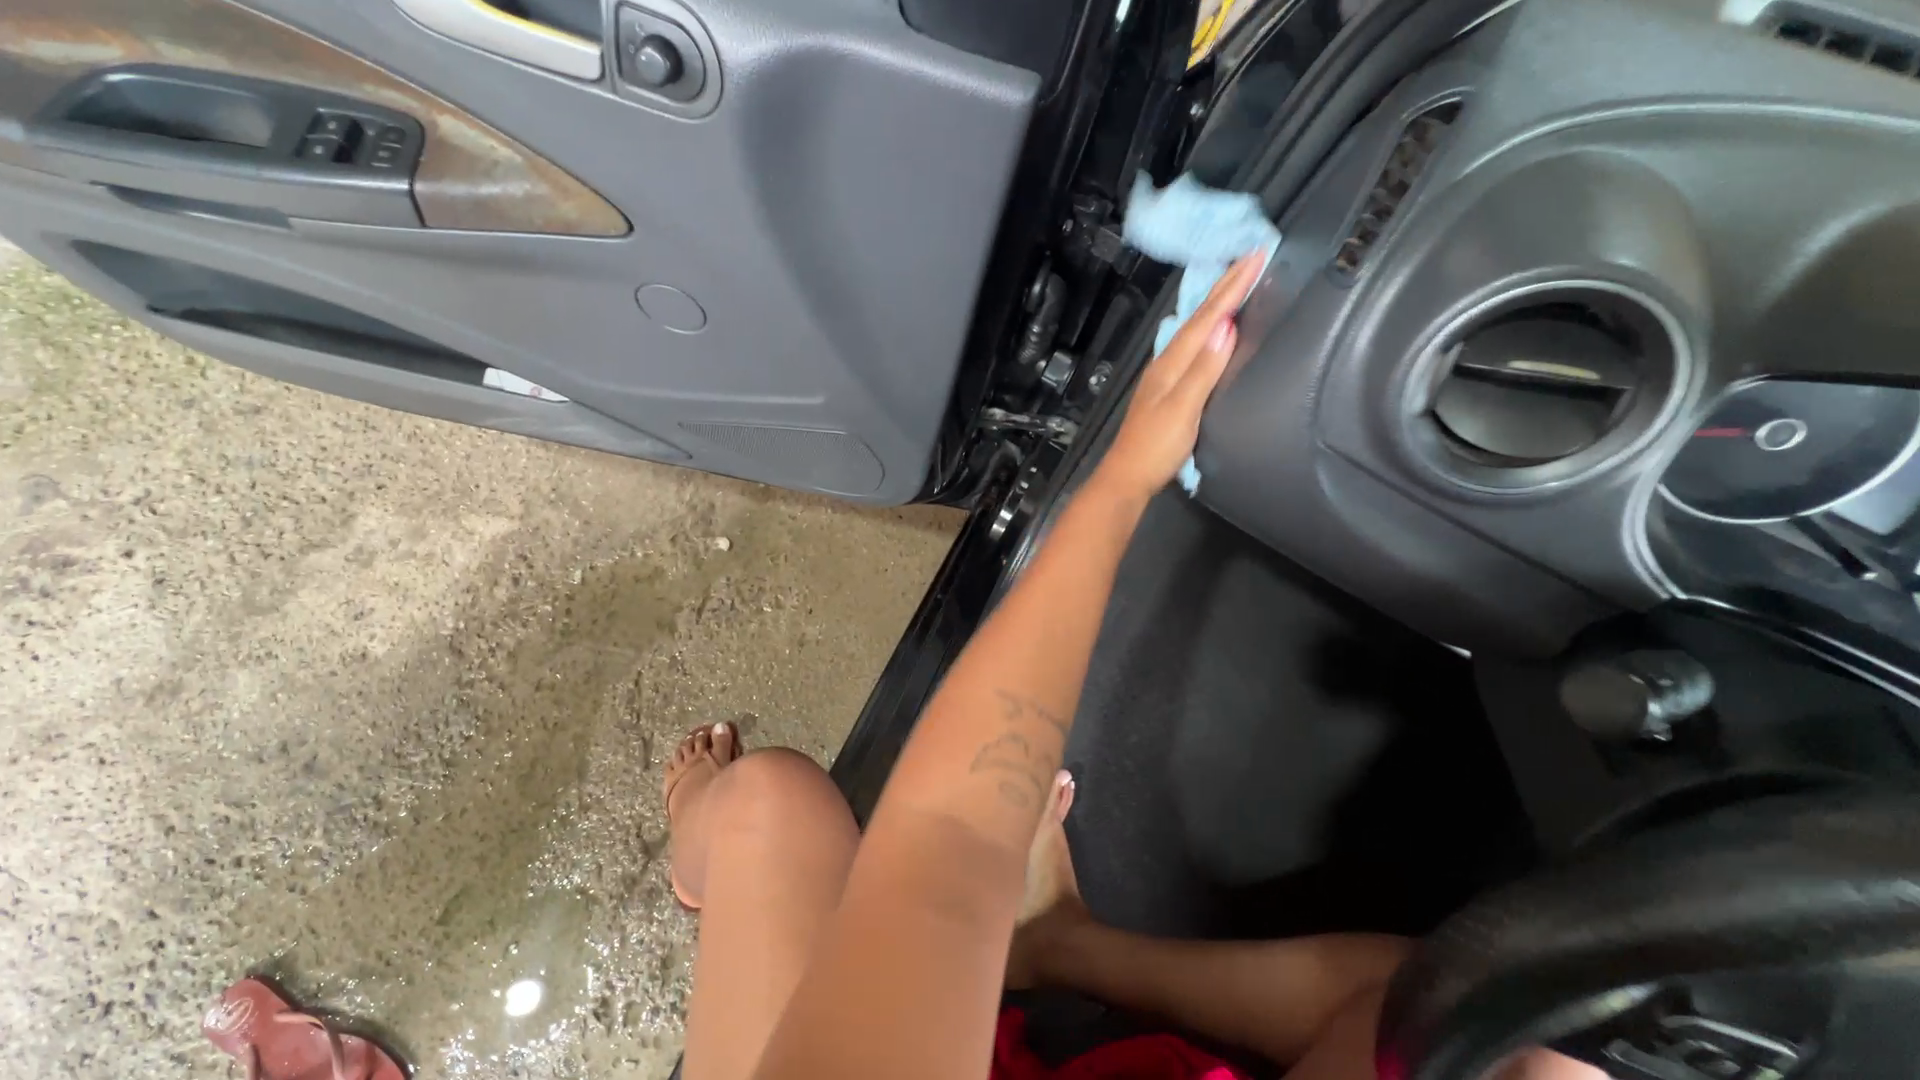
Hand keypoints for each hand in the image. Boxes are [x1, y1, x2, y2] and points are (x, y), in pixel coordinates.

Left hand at [1090, 254, 1263, 502]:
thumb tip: (1226, 326)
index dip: (1233, 287)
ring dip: (1217, 303)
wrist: (1128, 477)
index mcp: (1172, 363)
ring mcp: (1165, 375)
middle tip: (1252, 257)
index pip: (1207, 317)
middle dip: (1226, 286)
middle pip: (1199, 317)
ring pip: (1195, 328)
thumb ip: (1204, 369)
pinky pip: (1193, 345)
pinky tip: (1212, 330)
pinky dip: (1208, 329)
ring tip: (1236, 283)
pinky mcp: (1168, 388)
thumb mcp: (1183, 409)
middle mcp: (1166, 362)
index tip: (1257, 256)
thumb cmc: (1155, 448)